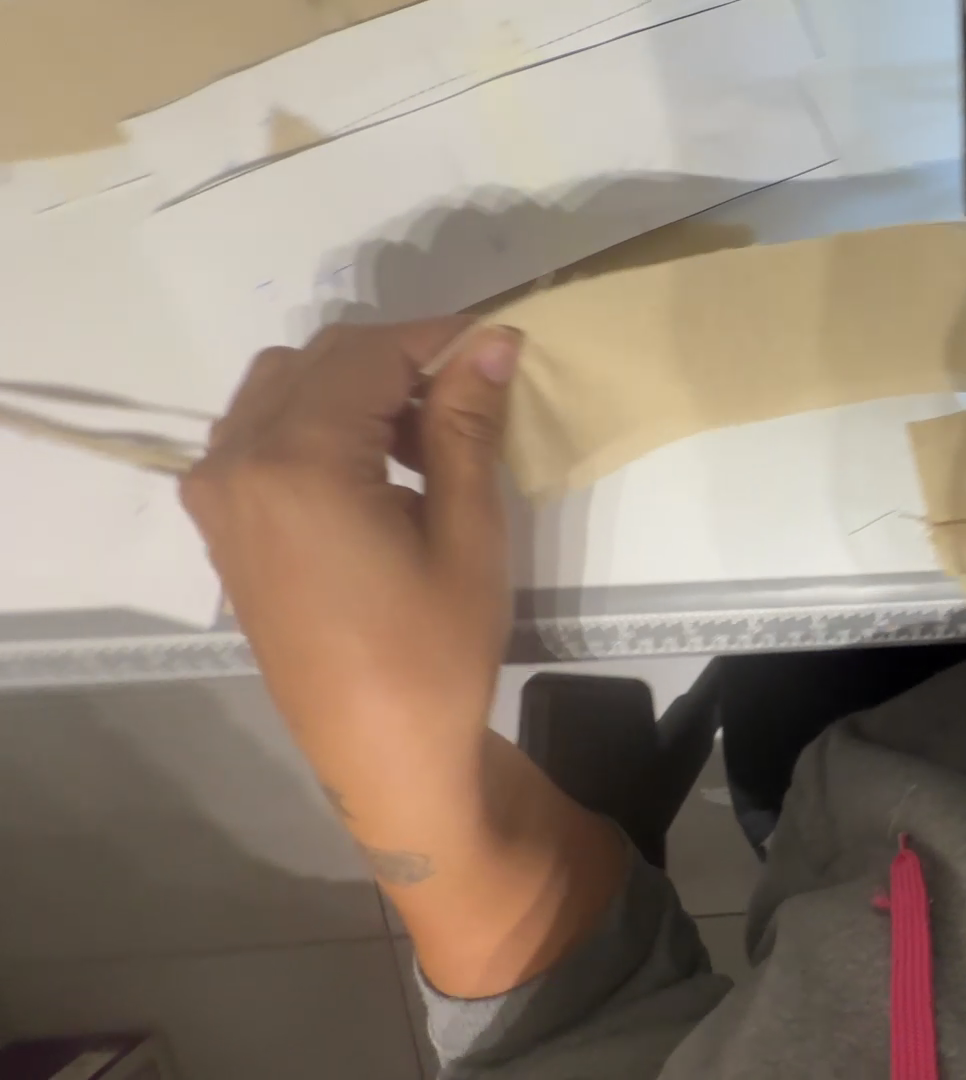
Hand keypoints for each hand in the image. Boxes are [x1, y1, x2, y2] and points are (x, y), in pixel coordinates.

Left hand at [182, 319, 519, 849]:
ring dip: (360, 389)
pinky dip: (325, 423)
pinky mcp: (224, 522)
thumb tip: (492, 343)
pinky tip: (381, 469)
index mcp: (297, 462)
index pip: (367, 355)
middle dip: (401, 360)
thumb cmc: (439, 640)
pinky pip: (264, 434)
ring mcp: (218, 494)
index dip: (438, 337)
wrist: (382, 740)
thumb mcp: (468, 530)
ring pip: (283, 391)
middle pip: (317, 362)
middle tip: (476, 394)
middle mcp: (234, 461)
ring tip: (432, 435)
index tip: (502, 342)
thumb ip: (465, 426)